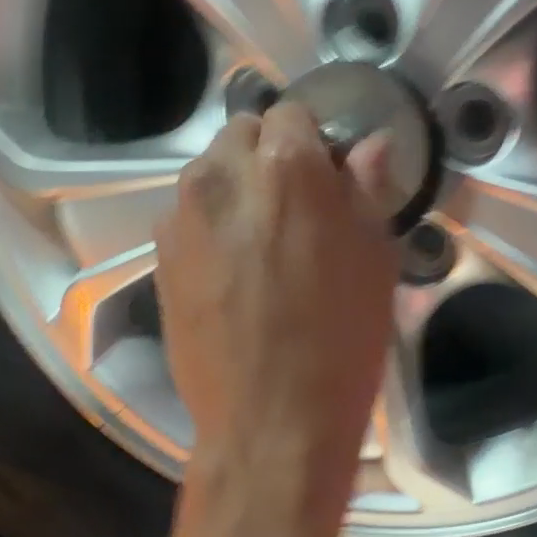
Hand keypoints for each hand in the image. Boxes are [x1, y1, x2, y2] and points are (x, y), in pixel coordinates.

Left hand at [154, 102, 399, 481]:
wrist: (270, 423)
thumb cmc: (341, 344)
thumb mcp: (376, 264)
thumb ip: (367, 191)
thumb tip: (369, 145)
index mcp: (287, 168)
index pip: (295, 113)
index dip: (316, 142)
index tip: (331, 178)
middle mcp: (223, 176)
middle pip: (244, 134)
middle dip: (270, 157)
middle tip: (298, 209)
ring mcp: (182, 217)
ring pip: (211, 174)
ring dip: (238, 190)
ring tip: (262, 246)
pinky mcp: (159, 257)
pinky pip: (188, 218)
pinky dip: (211, 228)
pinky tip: (233, 276)